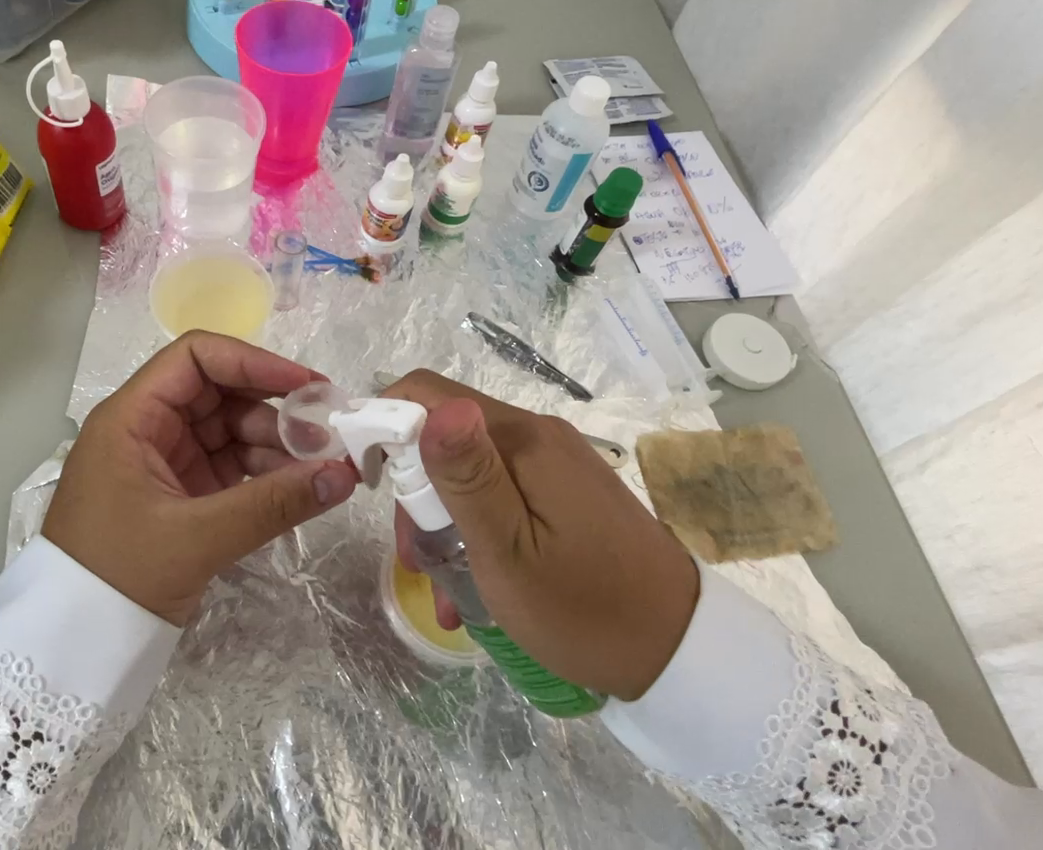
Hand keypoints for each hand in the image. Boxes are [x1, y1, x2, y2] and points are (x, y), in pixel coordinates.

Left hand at [45, 332, 358, 625]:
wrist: (75, 644)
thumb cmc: (120, 576)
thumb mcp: (197, 537)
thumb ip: (273, 503)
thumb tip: (344, 474)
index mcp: (132, 417)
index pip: (196, 358)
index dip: (253, 362)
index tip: (307, 386)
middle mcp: (147, 428)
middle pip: (219, 393)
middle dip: (274, 411)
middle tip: (325, 438)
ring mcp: (164, 461)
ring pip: (230, 430)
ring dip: (275, 445)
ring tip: (317, 470)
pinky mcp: (180, 493)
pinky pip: (229, 465)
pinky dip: (262, 473)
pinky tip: (295, 489)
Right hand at [384, 370, 699, 699]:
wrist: (679, 649)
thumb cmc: (583, 608)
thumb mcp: (509, 552)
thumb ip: (468, 477)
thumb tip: (436, 407)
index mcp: (522, 440)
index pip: (427, 393)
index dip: (383, 424)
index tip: (364, 481)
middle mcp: (538, 436)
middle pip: (445, 434)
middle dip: (414, 490)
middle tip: (415, 559)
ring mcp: (555, 462)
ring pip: (470, 468)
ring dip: (442, 519)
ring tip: (442, 587)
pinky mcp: (566, 490)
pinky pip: (502, 492)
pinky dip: (475, 528)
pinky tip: (475, 584)